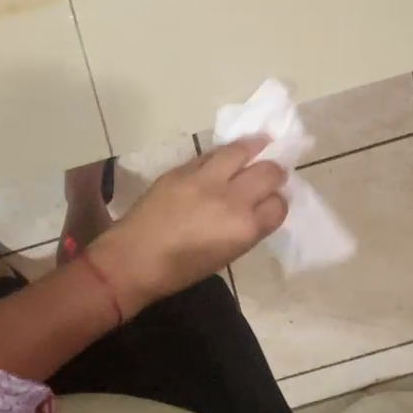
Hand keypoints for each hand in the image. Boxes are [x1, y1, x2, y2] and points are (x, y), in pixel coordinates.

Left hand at [85, 138, 288, 315]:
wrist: (133, 259)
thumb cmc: (180, 270)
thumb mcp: (225, 255)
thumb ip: (245, 229)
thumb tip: (255, 208)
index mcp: (245, 228)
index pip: (279, 204)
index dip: (278, 201)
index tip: (272, 199)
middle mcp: (231, 199)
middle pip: (267, 171)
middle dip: (275, 170)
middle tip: (273, 169)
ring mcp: (204, 180)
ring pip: (239, 150)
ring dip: (254, 146)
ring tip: (260, 142)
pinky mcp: (181, 170)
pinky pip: (209, 154)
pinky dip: (221, 154)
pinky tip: (224, 156)